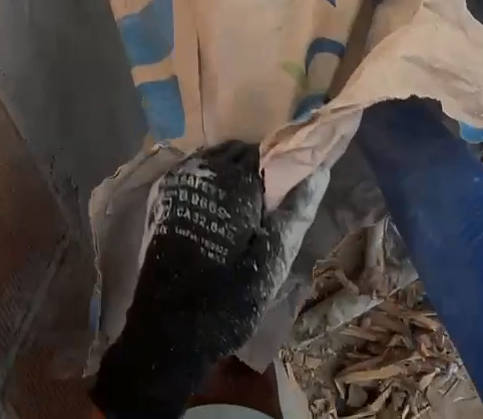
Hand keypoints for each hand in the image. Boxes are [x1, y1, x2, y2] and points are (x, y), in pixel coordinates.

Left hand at [91, 142, 328, 418]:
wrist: (169, 330)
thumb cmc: (228, 298)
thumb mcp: (273, 259)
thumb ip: (297, 210)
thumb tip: (320, 169)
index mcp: (234, 181)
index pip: (264, 151)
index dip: (278, 166)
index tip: (285, 186)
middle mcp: (203, 171)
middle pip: (237, 151)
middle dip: (253, 167)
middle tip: (265, 200)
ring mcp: (179, 182)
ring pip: (213, 158)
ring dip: (230, 171)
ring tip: (242, 205)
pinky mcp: (162, 197)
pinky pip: (193, 172)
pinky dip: (208, 179)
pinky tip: (217, 207)